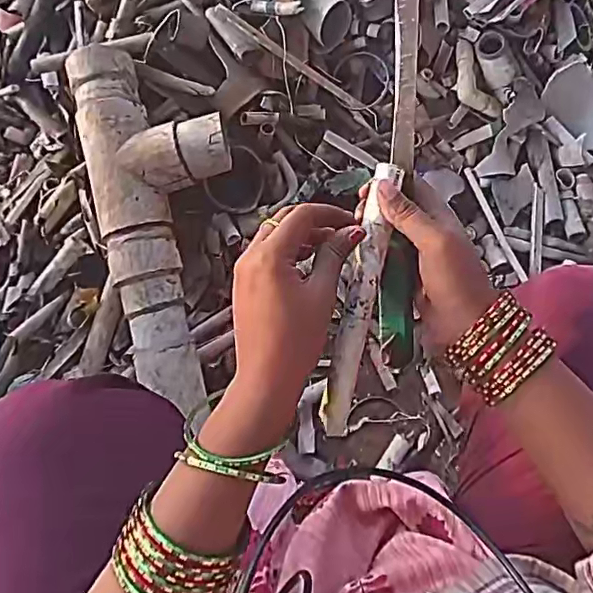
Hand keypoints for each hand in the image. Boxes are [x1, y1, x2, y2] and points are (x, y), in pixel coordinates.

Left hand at [228, 202, 360, 409]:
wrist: (266, 379)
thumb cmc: (289, 347)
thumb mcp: (322, 295)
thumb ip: (335, 257)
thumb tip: (347, 236)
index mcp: (269, 257)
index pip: (301, 214)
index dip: (330, 214)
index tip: (348, 222)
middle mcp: (250, 259)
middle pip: (285, 220)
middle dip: (316, 222)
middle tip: (342, 233)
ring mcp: (244, 271)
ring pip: (275, 235)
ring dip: (303, 236)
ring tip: (330, 250)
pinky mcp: (245, 284)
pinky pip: (267, 254)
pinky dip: (289, 252)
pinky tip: (310, 266)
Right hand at [367, 179, 497, 349]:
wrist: (466, 328)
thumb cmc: (461, 285)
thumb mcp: (434, 241)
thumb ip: (408, 214)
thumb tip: (386, 187)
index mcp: (438, 218)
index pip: (412, 187)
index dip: (390, 184)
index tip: (369, 189)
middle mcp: (427, 233)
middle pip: (395, 210)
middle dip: (375, 210)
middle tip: (361, 215)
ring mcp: (415, 255)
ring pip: (386, 235)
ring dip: (371, 234)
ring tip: (360, 236)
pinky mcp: (406, 276)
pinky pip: (384, 260)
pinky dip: (373, 258)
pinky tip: (365, 258)